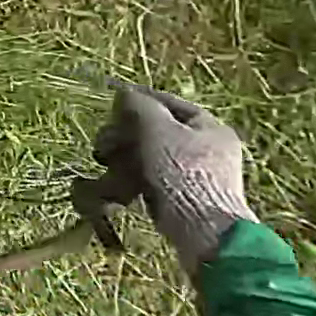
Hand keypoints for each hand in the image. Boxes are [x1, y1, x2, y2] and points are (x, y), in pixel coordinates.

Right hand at [94, 81, 256, 272]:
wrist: (199, 222)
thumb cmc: (181, 170)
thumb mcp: (157, 129)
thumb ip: (140, 105)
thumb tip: (125, 93)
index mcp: (210, 128)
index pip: (170, 103)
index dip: (140, 98)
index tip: (113, 98)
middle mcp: (206, 146)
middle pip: (154, 127)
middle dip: (123, 130)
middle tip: (105, 139)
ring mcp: (194, 169)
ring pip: (146, 148)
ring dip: (121, 150)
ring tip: (105, 160)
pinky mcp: (179, 187)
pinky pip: (148, 169)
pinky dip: (129, 168)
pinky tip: (115, 174)